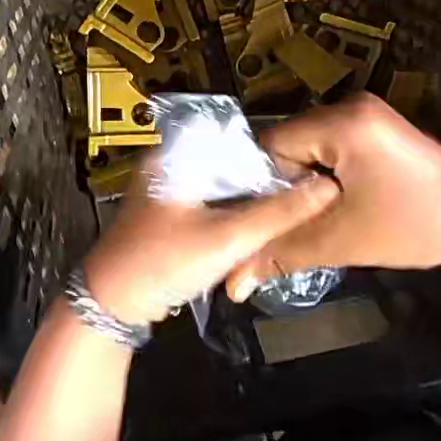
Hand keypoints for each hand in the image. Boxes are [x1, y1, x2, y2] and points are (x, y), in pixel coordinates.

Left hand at [82, 162, 338, 325]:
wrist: (113, 303)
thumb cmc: (163, 262)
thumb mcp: (226, 238)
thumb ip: (278, 214)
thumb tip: (327, 188)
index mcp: (175, 155)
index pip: (235, 138)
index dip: (273, 152)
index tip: (308, 170)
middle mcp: (169, 164)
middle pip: (231, 163)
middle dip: (266, 179)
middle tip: (306, 192)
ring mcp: (168, 190)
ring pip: (223, 186)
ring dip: (252, 199)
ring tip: (291, 208)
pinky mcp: (170, 215)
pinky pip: (212, 205)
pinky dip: (234, 214)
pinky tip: (260, 225)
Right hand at [230, 94, 440, 294]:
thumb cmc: (419, 226)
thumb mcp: (344, 242)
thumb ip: (281, 253)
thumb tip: (231, 283)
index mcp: (341, 120)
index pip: (269, 146)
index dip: (262, 187)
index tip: (262, 222)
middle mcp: (346, 105)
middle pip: (284, 146)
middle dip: (282, 188)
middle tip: (285, 226)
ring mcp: (360, 114)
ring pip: (302, 150)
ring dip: (301, 186)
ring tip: (309, 219)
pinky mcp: (370, 127)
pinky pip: (324, 150)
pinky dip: (320, 179)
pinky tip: (329, 205)